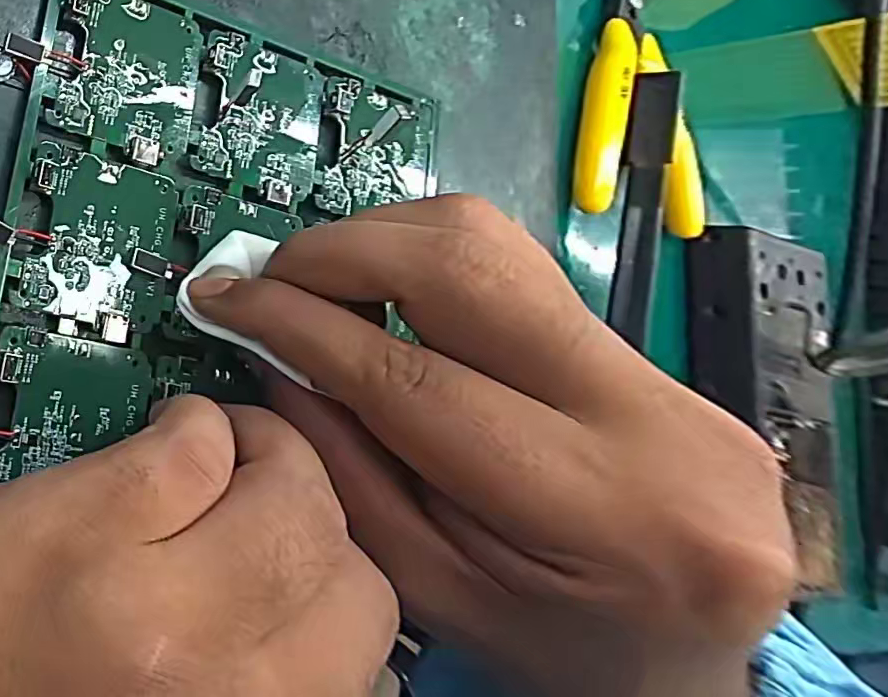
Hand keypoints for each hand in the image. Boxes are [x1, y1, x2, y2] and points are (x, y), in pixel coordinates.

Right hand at [0, 396, 396, 696]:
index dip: (207, 416)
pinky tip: (272, 611)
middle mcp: (188, 662)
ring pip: (362, 605)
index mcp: (110, 574)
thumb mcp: (30, 508)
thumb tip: (208, 437)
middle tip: (240, 459)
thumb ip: (134, 465)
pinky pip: (354, 685)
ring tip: (261, 531)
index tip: (191, 418)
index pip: (206, 451)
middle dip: (285, 462)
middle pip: (307, 524)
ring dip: (319, 543)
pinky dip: (329, 627)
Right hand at [191, 196, 794, 696]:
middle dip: (328, 255)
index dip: (290, 320)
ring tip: (317, 287)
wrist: (669, 653)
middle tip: (264, 281)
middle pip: (458, 264)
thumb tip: (263, 339)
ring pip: (475, 235)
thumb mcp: (408, 572)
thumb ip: (330, 449)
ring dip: (365, 241)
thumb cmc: (531, 639)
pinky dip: (403, 247)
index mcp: (595, 509)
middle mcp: (650, 418)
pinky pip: (492, 248)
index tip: (217, 295)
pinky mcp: (629, 341)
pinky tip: (375, 287)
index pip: (404, 374)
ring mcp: (654, 368)